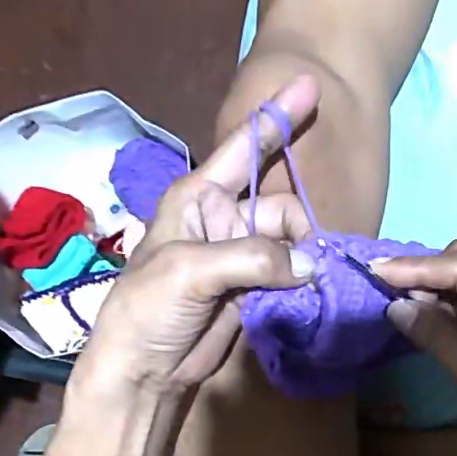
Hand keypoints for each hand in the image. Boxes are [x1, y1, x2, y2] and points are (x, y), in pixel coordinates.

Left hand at [70, 76, 319, 399]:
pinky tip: (308, 295)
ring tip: (304, 286)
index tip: (311, 86)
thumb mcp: (189, 270)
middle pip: (279, 206)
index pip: (242, 148)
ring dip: (303, 261)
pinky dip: (301, 284)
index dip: (276, 119)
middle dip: (297, 227)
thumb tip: (310, 266)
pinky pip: (289, 276)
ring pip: (290, 244)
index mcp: (198, 198)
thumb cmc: (148, 309)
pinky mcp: (252, 291)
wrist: (144, 370)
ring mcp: (239, 257)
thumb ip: (251, 258)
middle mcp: (222, 221)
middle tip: (302, 265)